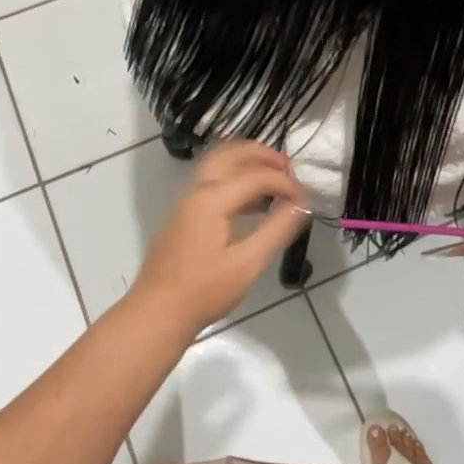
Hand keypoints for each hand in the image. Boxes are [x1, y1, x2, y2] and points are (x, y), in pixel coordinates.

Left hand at [129, 142, 309, 333]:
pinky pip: (211, 179)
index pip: (257, 176)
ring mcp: (187, 199)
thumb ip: (276, 230)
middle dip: (263, 155)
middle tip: (290, 169)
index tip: (306, 201)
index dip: (285, 183)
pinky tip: (253, 201)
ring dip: (247, 161)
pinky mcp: (184, 212)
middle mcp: (197, 189)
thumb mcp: (247, 264)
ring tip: (275, 177)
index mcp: (212, 198)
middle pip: (231, 153)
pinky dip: (234, 176)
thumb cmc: (204, 290)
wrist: (158, 310)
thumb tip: (301, 205)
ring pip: (218, 162)